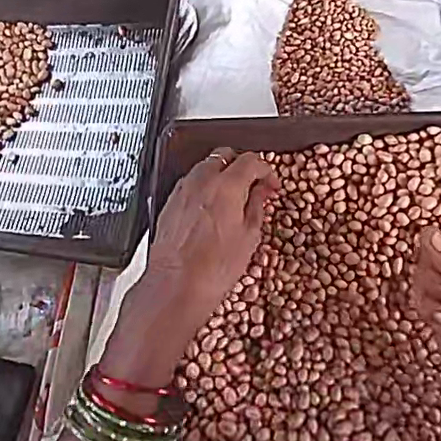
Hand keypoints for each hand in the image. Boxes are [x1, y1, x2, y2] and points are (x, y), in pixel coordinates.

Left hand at [104, 148, 278, 385]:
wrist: (176, 285)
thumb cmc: (212, 267)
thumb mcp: (249, 236)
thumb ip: (256, 206)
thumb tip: (261, 192)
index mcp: (227, 185)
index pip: (252, 161)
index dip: (267, 170)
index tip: (272, 184)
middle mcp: (202, 181)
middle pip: (226, 156)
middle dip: (243, 166)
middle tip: (255, 185)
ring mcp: (182, 190)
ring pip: (206, 167)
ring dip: (222, 175)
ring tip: (234, 198)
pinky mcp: (169, 203)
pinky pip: (191, 184)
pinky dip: (205, 188)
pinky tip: (213, 209)